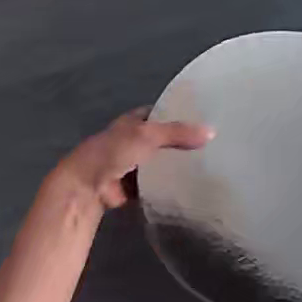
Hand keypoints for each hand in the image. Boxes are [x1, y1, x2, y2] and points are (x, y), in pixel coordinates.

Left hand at [51, 109, 213, 209]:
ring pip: (161, 163)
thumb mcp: (147, 135)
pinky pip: (156, 185)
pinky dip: (168, 186)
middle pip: (163, 140)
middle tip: (214, 146)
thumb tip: (212, 132)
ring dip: (177, 166)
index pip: (161, 113)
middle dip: (182, 143)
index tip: (206, 118)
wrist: (87, 185)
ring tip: (210, 166)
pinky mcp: (134, 188)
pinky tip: (191, 186)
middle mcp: (133, 141)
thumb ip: (178, 133)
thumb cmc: (113, 152)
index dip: (180, 114)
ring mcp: (133, 165)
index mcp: (133, 122)